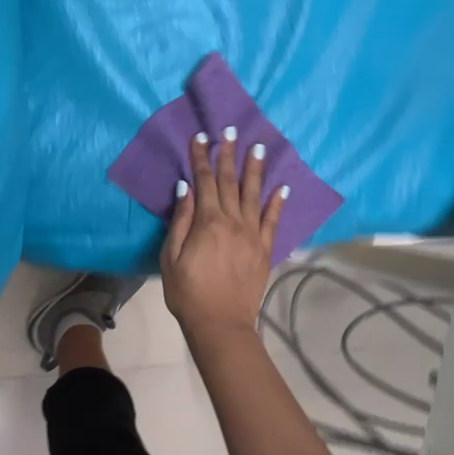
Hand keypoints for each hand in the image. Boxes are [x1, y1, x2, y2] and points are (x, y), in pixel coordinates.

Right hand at [160, 127, 286, 337]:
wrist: (220, 323)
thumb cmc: (187, 292)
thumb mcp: (171, 257)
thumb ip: (181, 221)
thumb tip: (186, 188)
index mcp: (208, 222)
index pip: (203, 181)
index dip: (201, 157)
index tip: (201, 137)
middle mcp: (233, 222)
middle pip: (229, 182)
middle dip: (228, 155)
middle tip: (231, 131)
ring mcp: (252, 234)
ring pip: (254, 195)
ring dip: (255, 170)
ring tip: (258, 148)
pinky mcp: (265, 249)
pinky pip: (273, 220)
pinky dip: (278, 202)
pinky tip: (282, 187)